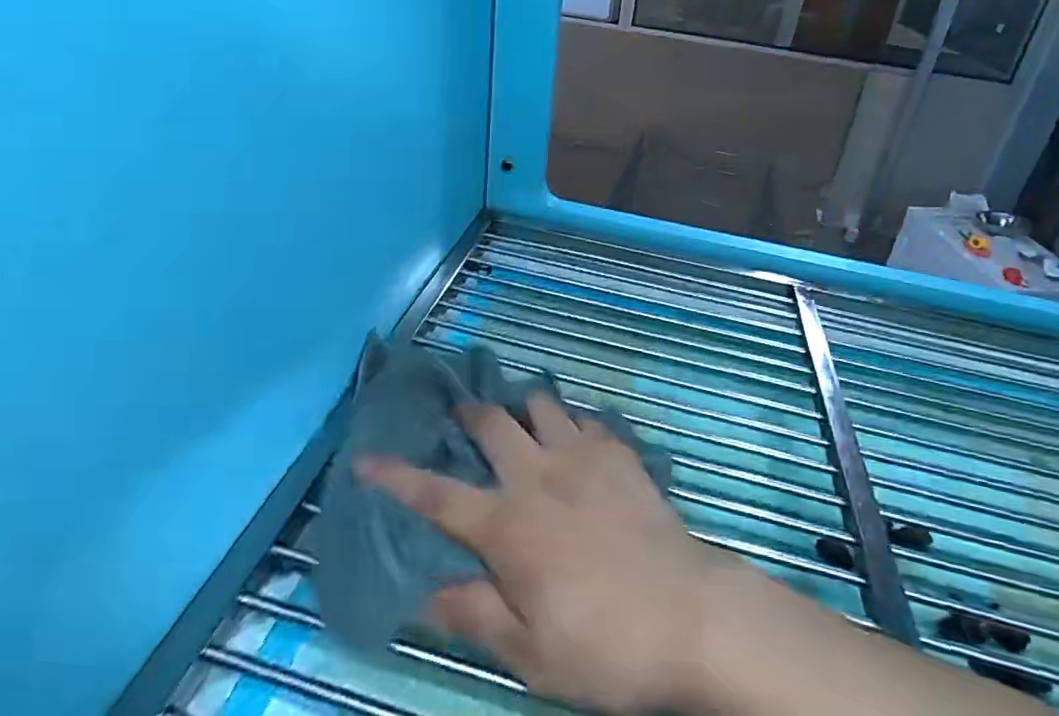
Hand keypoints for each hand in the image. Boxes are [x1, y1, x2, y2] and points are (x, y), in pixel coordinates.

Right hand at [355, 395, 724, 713]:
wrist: (694, 618)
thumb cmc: (605, 644)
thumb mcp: (530, 653)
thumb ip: (474, 615)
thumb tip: (422, 594)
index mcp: (506, 525)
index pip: (435, 495)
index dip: (394, 476)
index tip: (364, 458)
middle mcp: (536, 477)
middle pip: (490, 424)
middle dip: (468, 414)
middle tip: (461, 416)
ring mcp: (582, 458)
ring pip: (540, 405)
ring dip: (523, 406)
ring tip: (519, 417)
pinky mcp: (620, 456)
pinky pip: (588, 419)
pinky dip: (573, 421)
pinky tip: (576, 436)